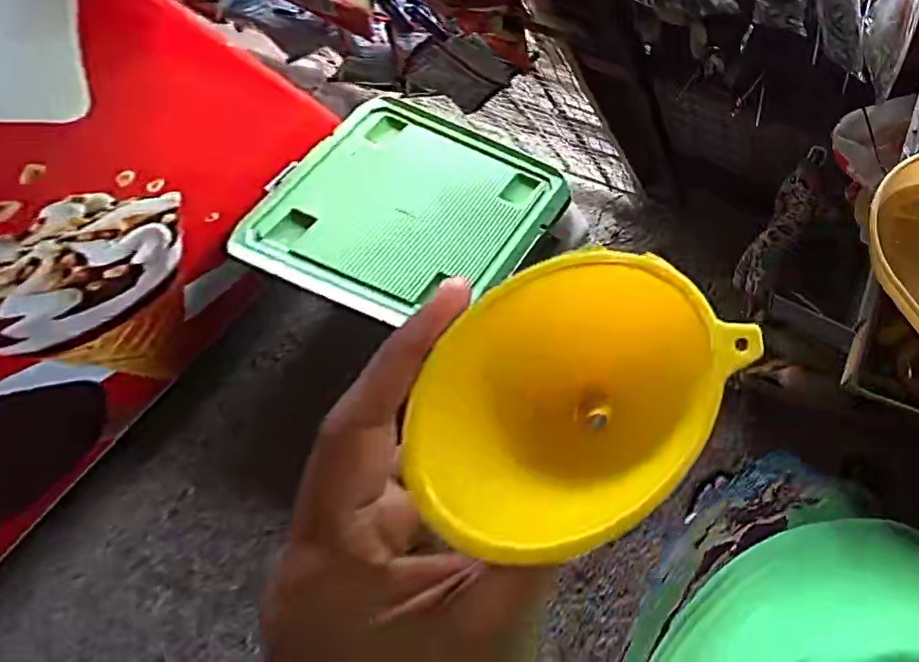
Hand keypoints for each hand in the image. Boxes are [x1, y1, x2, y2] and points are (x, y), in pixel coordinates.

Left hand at [262, 279, 554, 661]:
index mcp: (326, 561)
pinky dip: (446, 455)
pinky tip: (487, 441)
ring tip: (490, 368)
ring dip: (438, 413)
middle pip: (367, 432)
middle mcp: (318, 549)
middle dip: (423, 369)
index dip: (403, 353)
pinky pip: (405, 487)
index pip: (354, 428)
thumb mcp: (495, 621)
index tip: (453, 296)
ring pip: (388, 458)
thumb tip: (600, 463)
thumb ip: (542, 537)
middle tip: (478, 318)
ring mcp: (337, 558)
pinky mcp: (363, 566)